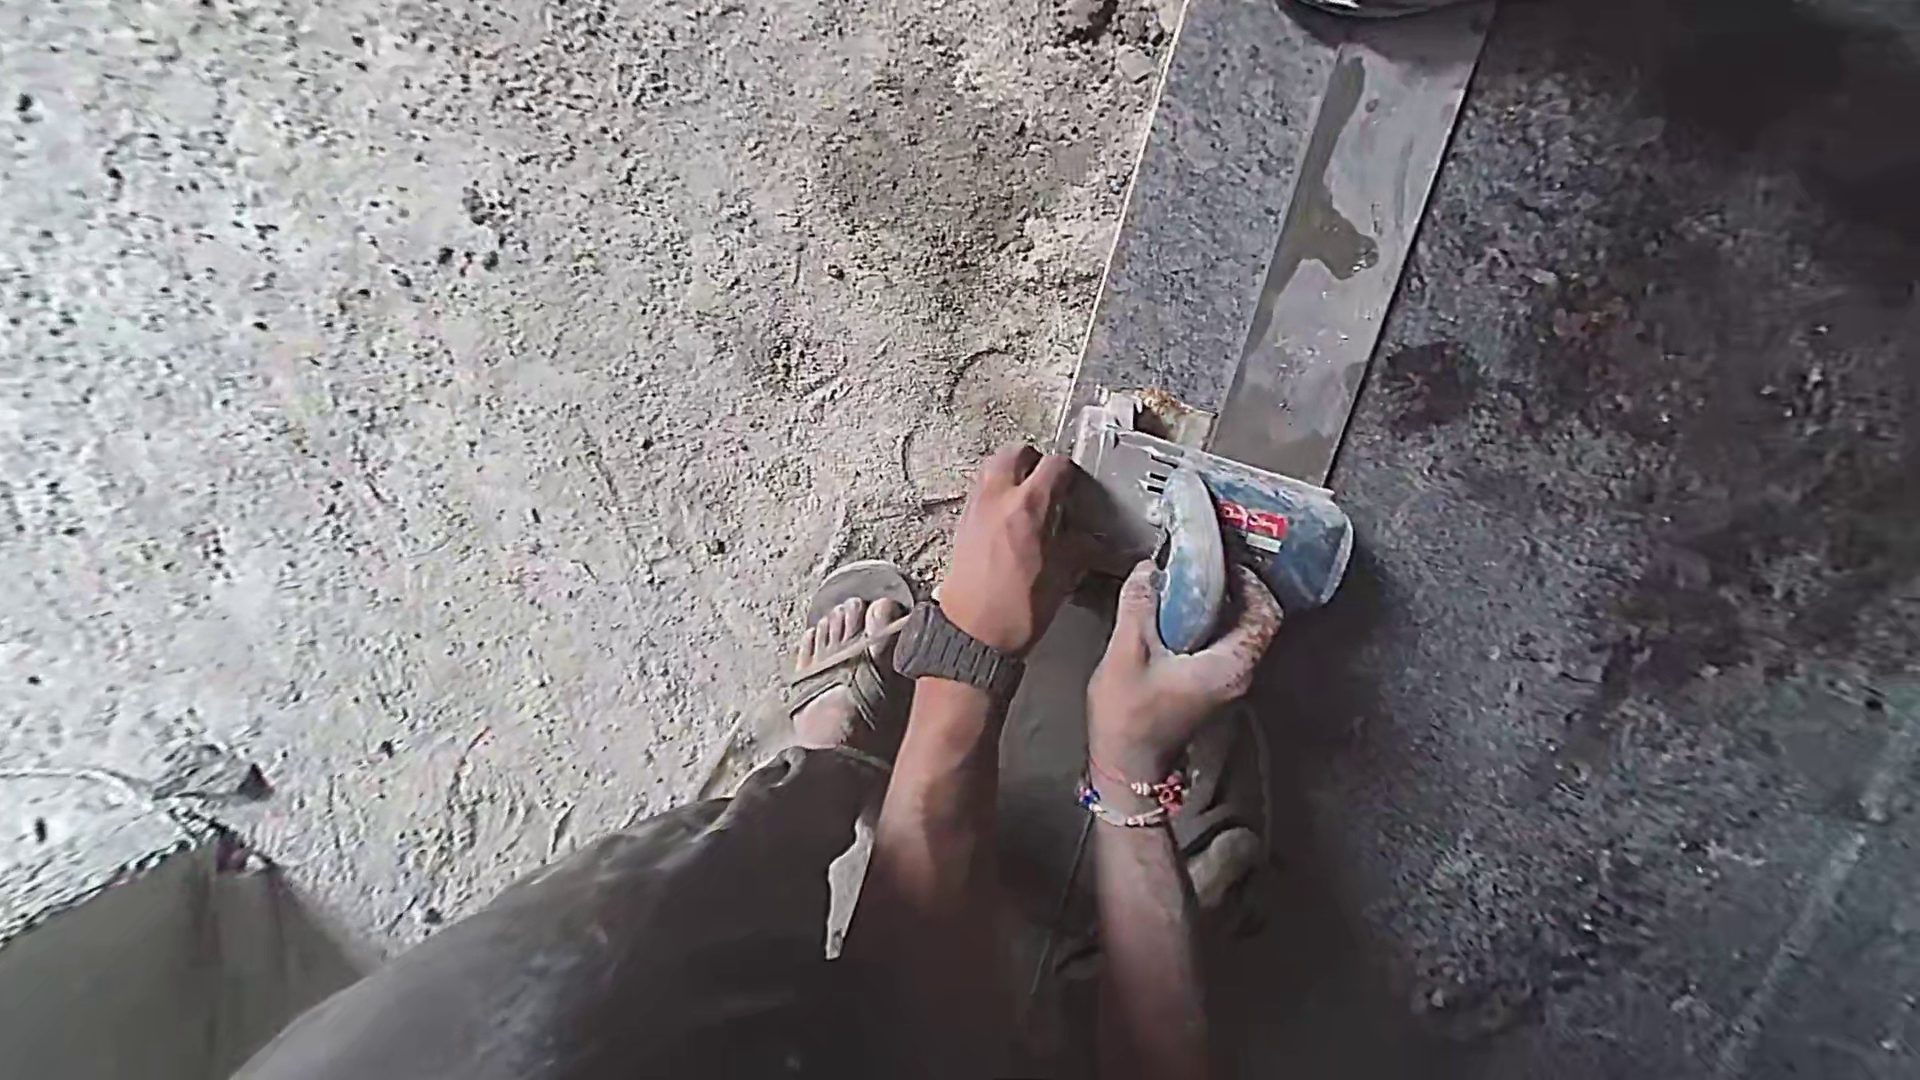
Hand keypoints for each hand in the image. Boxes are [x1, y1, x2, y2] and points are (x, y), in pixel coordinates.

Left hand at [937, 445, 1086, 655]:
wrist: (972, 634)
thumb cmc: (1014, 611)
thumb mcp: (1062, 577)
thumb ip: (1079, 548)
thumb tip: (1091, 540)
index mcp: (1027, 507)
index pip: (1054, 465)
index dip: (1069, 473)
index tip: (1075, 486)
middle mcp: (996, 500)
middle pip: (1015, 453)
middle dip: (1034, 460)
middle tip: (1048, 480)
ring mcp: (975, 510)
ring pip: (991, 468)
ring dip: (1010, 472)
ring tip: (1027, 495)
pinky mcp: (962, 525)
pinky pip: (979, 492)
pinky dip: (994, 492)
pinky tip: (1007, 517)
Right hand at [1086, 561, 1282, 777]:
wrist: (1125, 763)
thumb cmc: (1129, 713)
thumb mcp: (1128, 652)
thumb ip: (1139, 605)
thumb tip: (1149, 567)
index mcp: (1230, 666)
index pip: (1265, 616)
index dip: (1252, 583)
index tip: (1227, 562)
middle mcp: (1237, 675)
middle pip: (1255, 623)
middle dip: (1236, 590)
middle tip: (1204, 566)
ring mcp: (1225, 685)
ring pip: (1238, 635)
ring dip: (1220, 606)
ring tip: (1188, 583)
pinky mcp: (1208, 688)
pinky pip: (1221, 646)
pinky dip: (1208, 624)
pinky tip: (1176, 613)